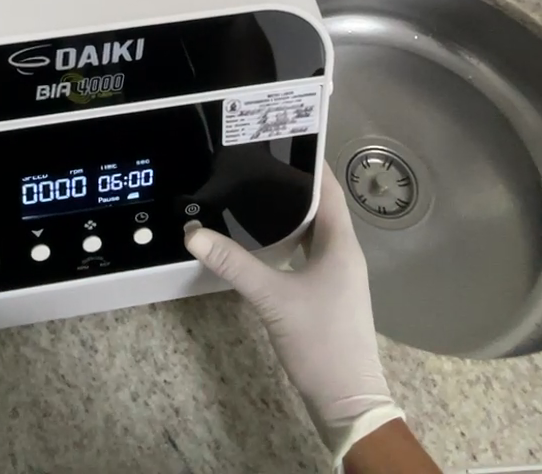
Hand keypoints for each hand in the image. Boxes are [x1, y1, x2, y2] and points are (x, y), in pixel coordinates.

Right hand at [185, 164, 405, 460]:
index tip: (283, 140)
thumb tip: (193, 234)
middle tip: (257, 163)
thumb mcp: (272, 298)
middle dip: (293, 185)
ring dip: (292, 213)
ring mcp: (338, 275)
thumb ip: (233, 263)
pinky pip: (310, 252)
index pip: (329, 190)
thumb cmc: (320, 340)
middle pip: (321, 207)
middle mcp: (344, 253)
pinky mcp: (327, 293)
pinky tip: (266, 240)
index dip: (311, 164)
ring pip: (315, 231)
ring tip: (256, 192)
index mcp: (341, 244)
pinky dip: (290, 239)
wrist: (347, 401)